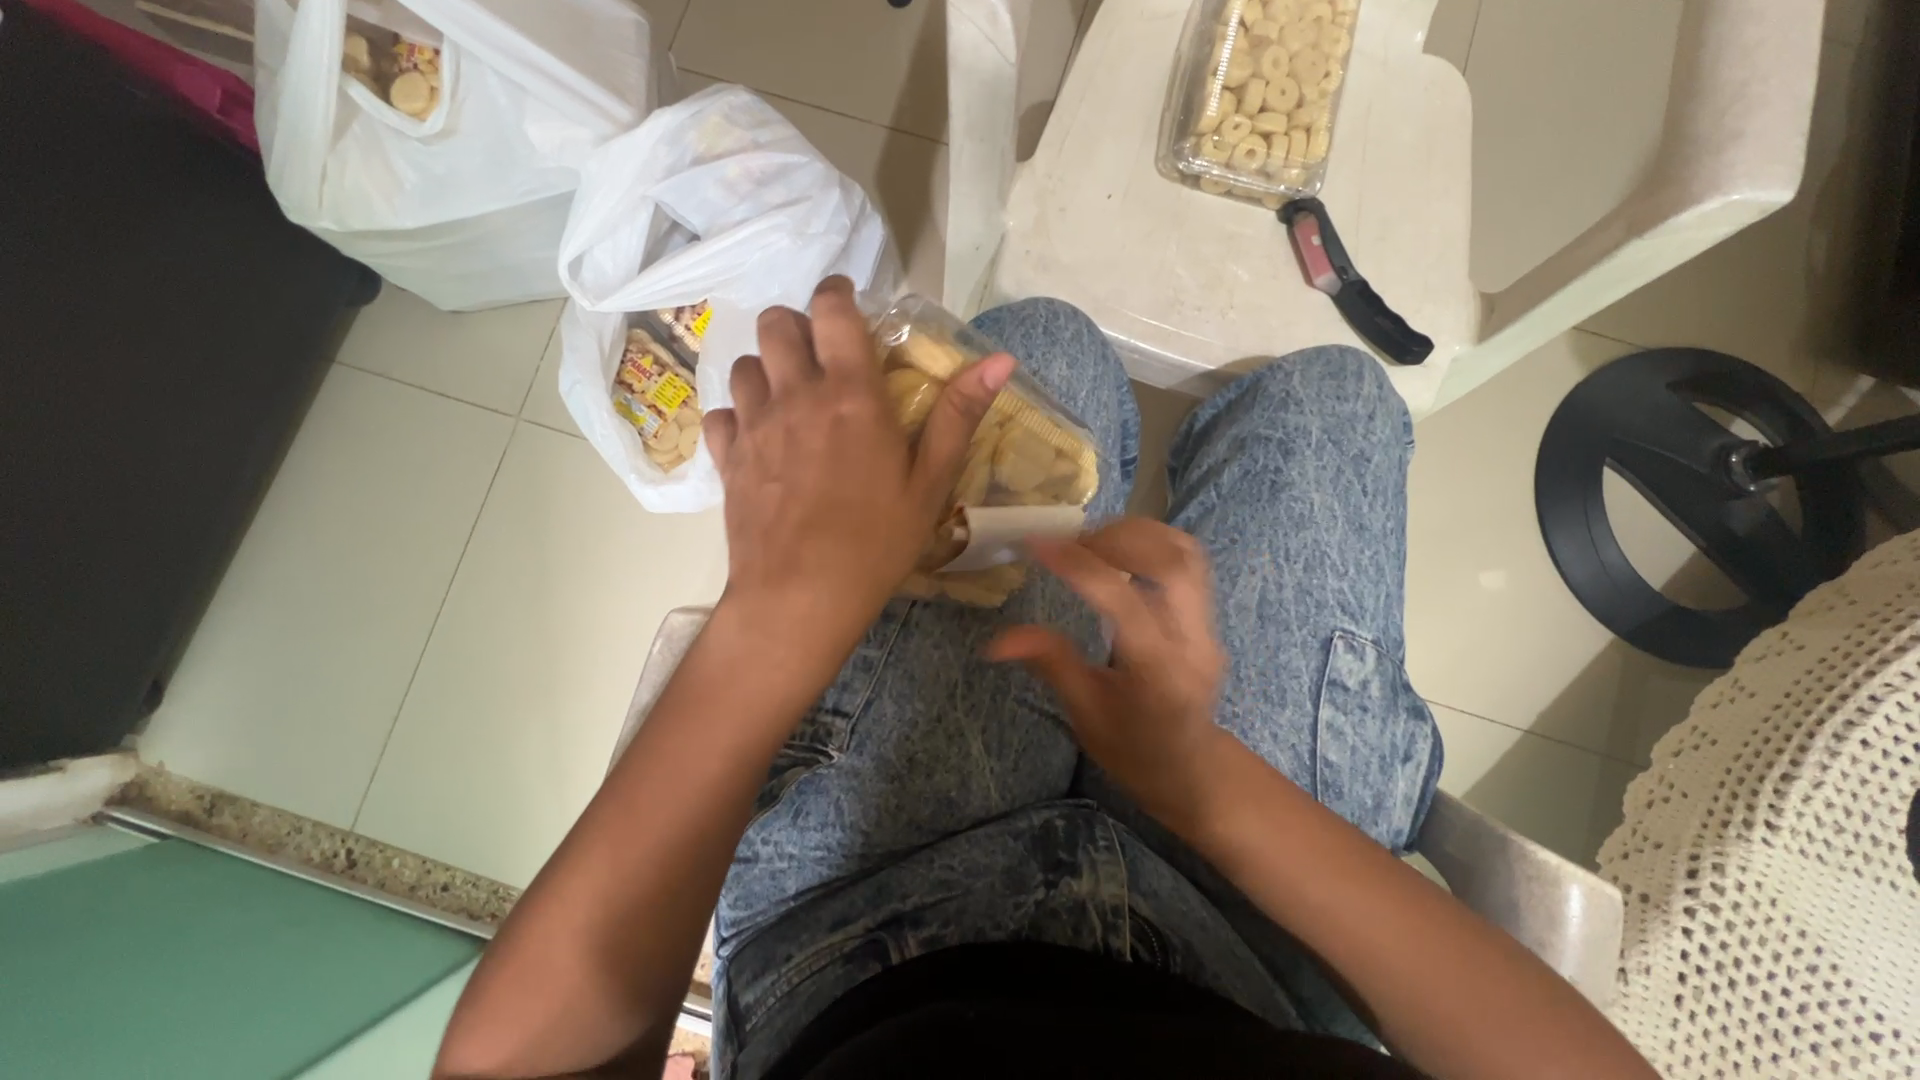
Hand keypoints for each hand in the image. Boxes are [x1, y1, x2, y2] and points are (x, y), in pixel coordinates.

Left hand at [704, 277, 1014, 642]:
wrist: (801, 596)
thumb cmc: (876, 541)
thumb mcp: (930, 481)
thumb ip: (958, 415)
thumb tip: (1000, 359)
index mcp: (851, 394)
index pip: (832, 310)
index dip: (837, 292)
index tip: (846, 300)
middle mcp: (796, 396)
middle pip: (776, 323)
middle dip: (797, 323)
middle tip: (819, 351)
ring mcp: (755, 426)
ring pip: (745, 364)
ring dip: (768, 367)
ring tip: (790, 393)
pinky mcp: (728, 460)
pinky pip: (722, 413)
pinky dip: (738, 413)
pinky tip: (758, 435)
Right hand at [986, 519, 1230, 835]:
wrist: (1190, 768)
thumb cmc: (1133, 751)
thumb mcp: (1085, 714)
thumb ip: (1051, 665)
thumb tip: (995, 642)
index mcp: (1159, 673)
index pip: (1123, 601)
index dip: (1077, 565)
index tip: (1036, 544)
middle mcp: (1194, 641)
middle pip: (1170, 563)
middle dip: (1115, 539)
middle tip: (1070, 542)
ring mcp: (1209, 626)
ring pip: (1185, 553)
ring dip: (1137, 534)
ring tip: (1092, 540)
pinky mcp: (1210, 616)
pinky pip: (1190, 560)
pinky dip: (1154, 541)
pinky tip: (1120, 549)